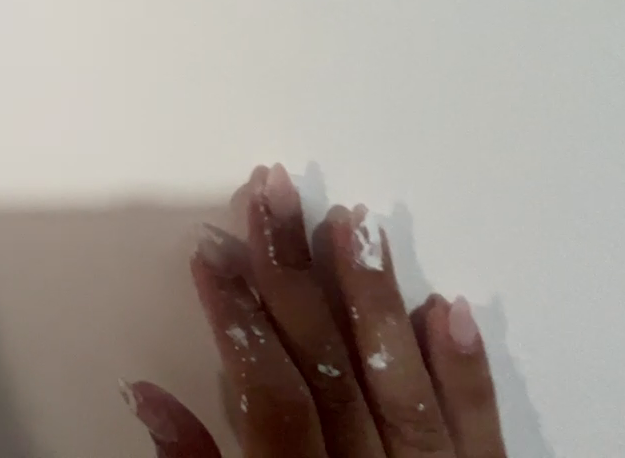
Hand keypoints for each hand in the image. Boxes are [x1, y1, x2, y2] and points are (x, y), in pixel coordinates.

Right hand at [125, 165, 507, 457]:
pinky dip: (466, 370)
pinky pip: (481, 434)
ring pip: (402, 380)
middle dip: (294, 271)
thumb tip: (142, 390)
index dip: (236, 315)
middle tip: (273, 192)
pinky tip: (448, 305)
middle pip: (329, 362)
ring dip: (375, 294)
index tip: (212, 247)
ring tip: (354, 218)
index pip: (271, 390)